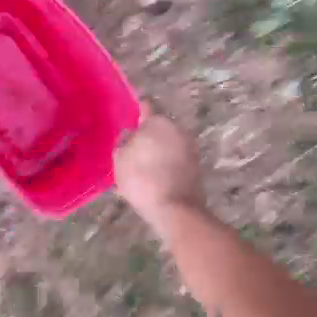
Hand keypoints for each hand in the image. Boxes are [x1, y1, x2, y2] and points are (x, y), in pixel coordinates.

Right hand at [113, 107, 204, 231]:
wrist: (176, 212)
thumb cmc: (143, 179)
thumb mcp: (120, 158)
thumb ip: (123, 141)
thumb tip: (130, 135)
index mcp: (158, 121)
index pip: (146, 105)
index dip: (135, 108)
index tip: (127, 115)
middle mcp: (177, 130)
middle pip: (158, 126)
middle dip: (147, 134)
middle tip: (132, 146)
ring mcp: (190, 150)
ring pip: (168, 144)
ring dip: (158, 150)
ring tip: (142, 165)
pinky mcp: (196, 169)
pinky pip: (176, 160)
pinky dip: (166, 164)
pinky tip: (154, 178)